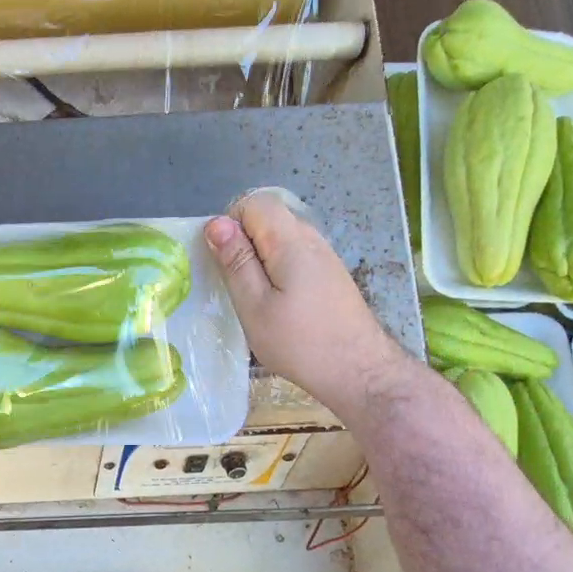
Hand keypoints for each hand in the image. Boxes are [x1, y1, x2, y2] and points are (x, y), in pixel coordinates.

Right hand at [206, 190, 408, 418]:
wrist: (356, 368)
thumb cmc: (298, 341)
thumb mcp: (254, 306)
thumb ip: (236, 262)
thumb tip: (216, 223)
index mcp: (290, 240)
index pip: (254, 203)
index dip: (230, 226)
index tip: (223, 264)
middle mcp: (311, 237)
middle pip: (268, 218)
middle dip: (244, 243)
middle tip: (235, 287)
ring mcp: (324, 255)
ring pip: (281, 238)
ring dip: (260, 260)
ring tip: (254, 300)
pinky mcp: (329, 273)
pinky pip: (294, 256)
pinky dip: (277, 271)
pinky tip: (277, 305)